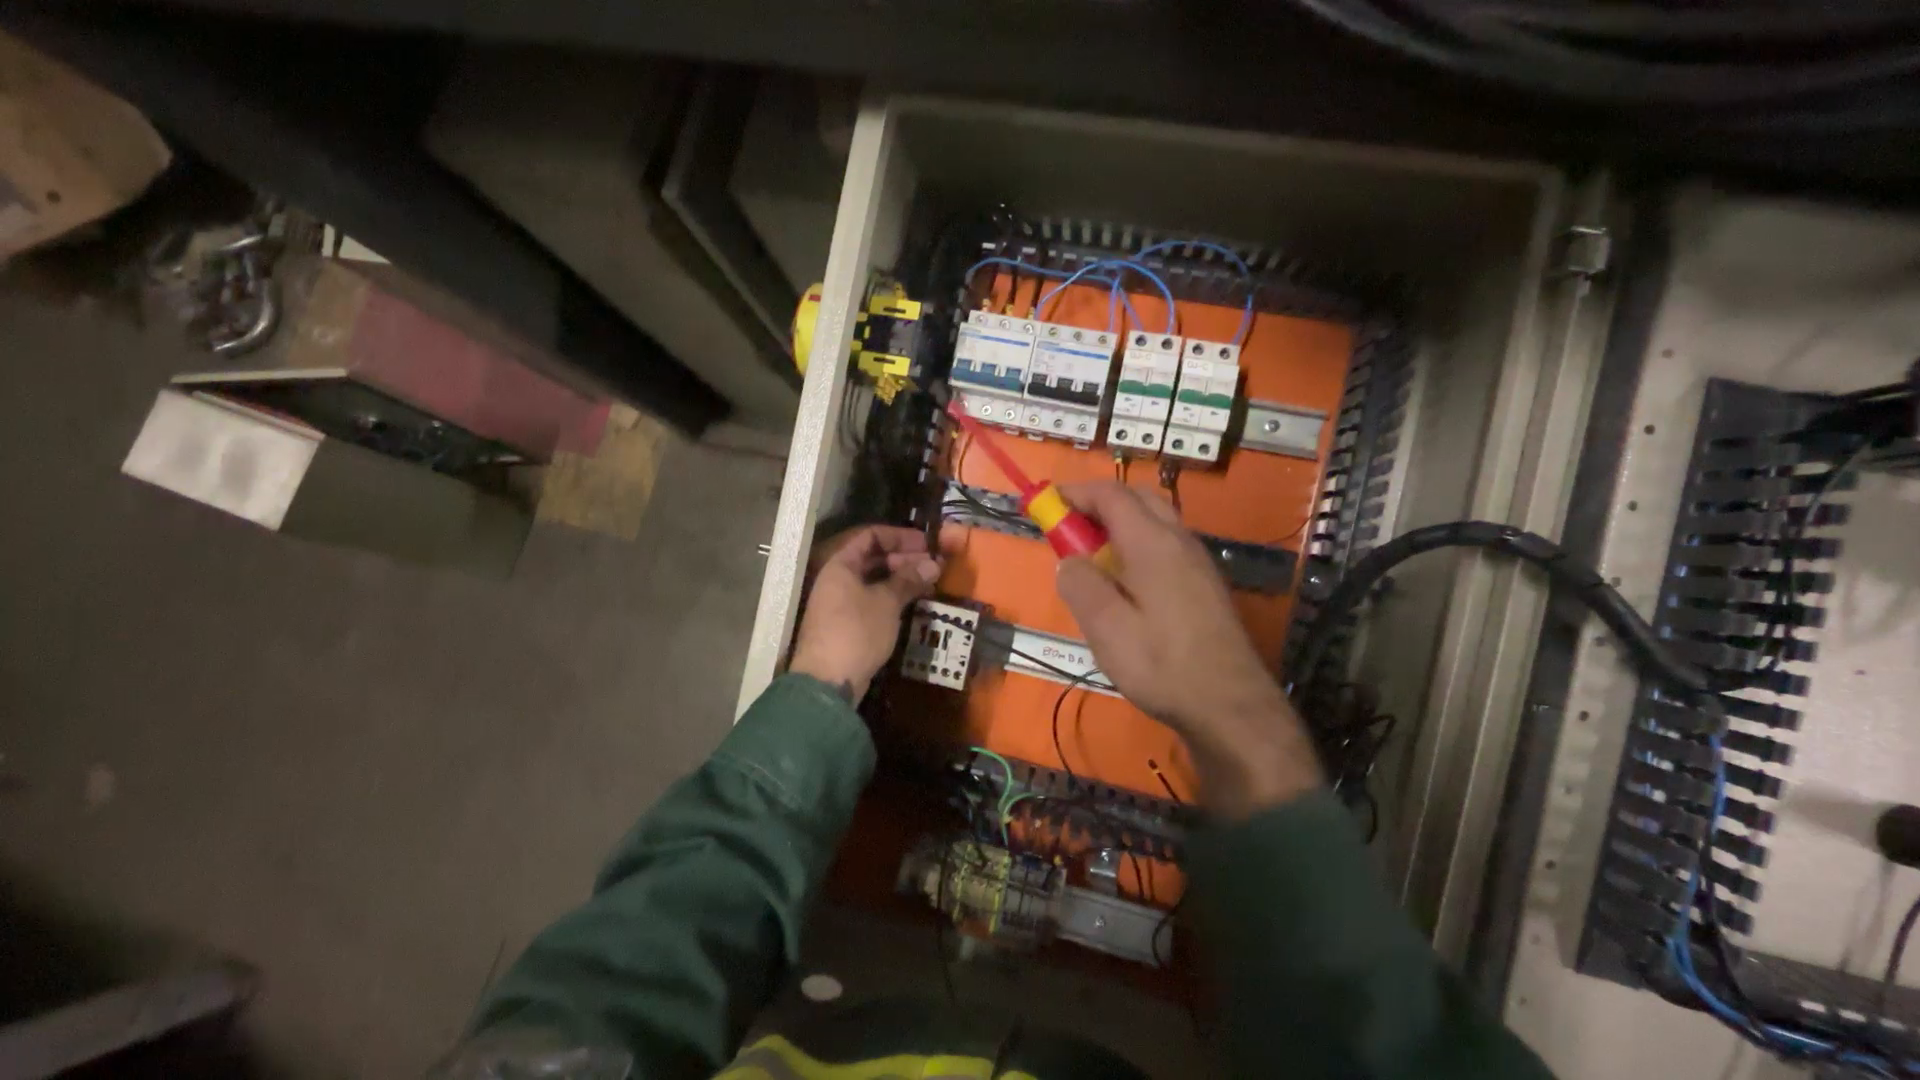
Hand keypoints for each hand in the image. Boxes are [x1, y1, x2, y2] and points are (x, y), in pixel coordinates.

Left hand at [789, 525, 949, 700]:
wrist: (828, 681)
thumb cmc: (856, 631)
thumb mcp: (886, 602)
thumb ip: (909, 579)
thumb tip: (933, 564)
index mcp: (840, 565)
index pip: (870, 536)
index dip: (899, 536)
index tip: (926, 544)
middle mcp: (837, 580)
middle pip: (872, 559)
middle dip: (904, 559)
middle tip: (933, 567)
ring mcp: (840, 604)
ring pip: (873, 582)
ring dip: (900, 581)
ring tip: (928, 585)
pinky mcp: (846, 626)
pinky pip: (872, 602)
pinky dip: (892, 599)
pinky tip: (912, 605)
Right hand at [1053, 482, 1322, 817]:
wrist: (1230, 705)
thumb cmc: (1162, 665)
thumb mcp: (1106, 628)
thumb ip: (1081, 584)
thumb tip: (1069, 560)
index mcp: (1153, 543)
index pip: (1111, 495)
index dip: (1074, 493)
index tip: (1044, 505)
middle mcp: (1180, 541)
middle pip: (1137, 499)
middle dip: (1098, 504)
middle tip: (1067, 530)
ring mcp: (1198, 563)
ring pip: (1155, 522)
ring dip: (1119, 525)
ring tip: (1091, 560)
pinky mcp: (1206, 586)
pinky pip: (1166, 546)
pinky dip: (1138, 546)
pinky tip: (1125, 586)